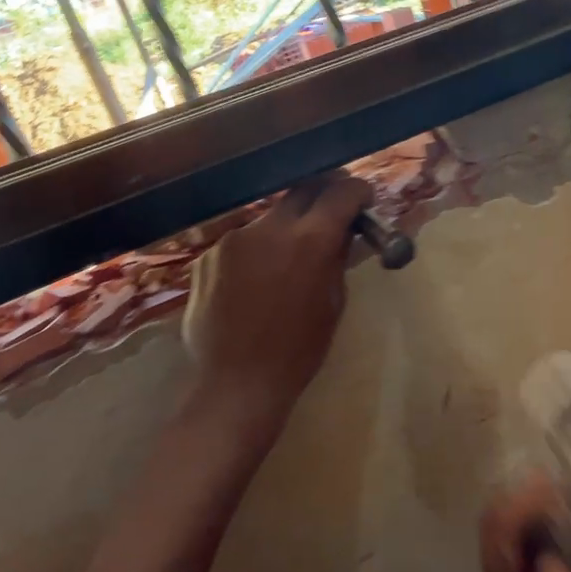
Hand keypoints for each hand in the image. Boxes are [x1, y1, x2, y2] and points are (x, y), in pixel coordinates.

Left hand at [183, 171, 373, 433]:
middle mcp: (270, 227)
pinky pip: (241, 242)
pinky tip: (253, 283)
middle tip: (331, 211)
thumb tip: (343, 230)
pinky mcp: (207, 255)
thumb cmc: (299, 350)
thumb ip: (337, 257)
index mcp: (311, 240)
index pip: (341, 191)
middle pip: (302, 189)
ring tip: (286, 260)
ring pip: (269, 218)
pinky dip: (255, 252)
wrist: (237, 382)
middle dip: (322, 195)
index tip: (362, 199)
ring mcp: (234, 238)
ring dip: (285, 228)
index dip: (357, 191)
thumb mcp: (333, 302)